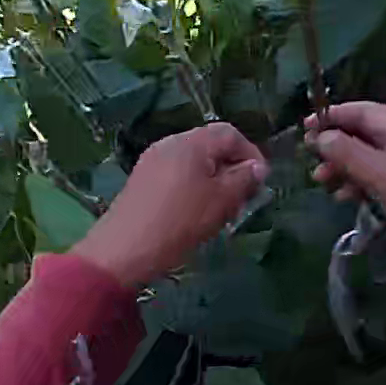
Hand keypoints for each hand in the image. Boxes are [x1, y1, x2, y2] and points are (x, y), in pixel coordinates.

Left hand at [72, 122, 268, 286]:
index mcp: (191, 142)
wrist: (124, 251)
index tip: (261, 183)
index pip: (230, 134)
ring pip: (194, 164)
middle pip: (210, 147)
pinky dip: (193, 190)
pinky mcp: (141, 182)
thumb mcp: (221, 201)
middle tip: (243, 200)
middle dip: (232, 170)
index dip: (251, 154)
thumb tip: (257, 167)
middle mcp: (169, 144)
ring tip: (221, 212)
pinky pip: (176, 177)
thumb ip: (243, 180)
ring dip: (213, 182)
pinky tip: (195, 215)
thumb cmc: (179, 222)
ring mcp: (152, 162)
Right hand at [306, 102, 385, 277]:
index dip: (333, 115)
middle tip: (311, 162)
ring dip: (344, 167)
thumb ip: (347, 153)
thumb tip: (320, 136)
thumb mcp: (379, 174)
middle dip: (335, 145)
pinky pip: (379, 177)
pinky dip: (359, 183)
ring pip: (370, 158)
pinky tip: (346, 197)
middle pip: (364, 134)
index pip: (363, 110)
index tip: (305, 127)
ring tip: (323, 183)